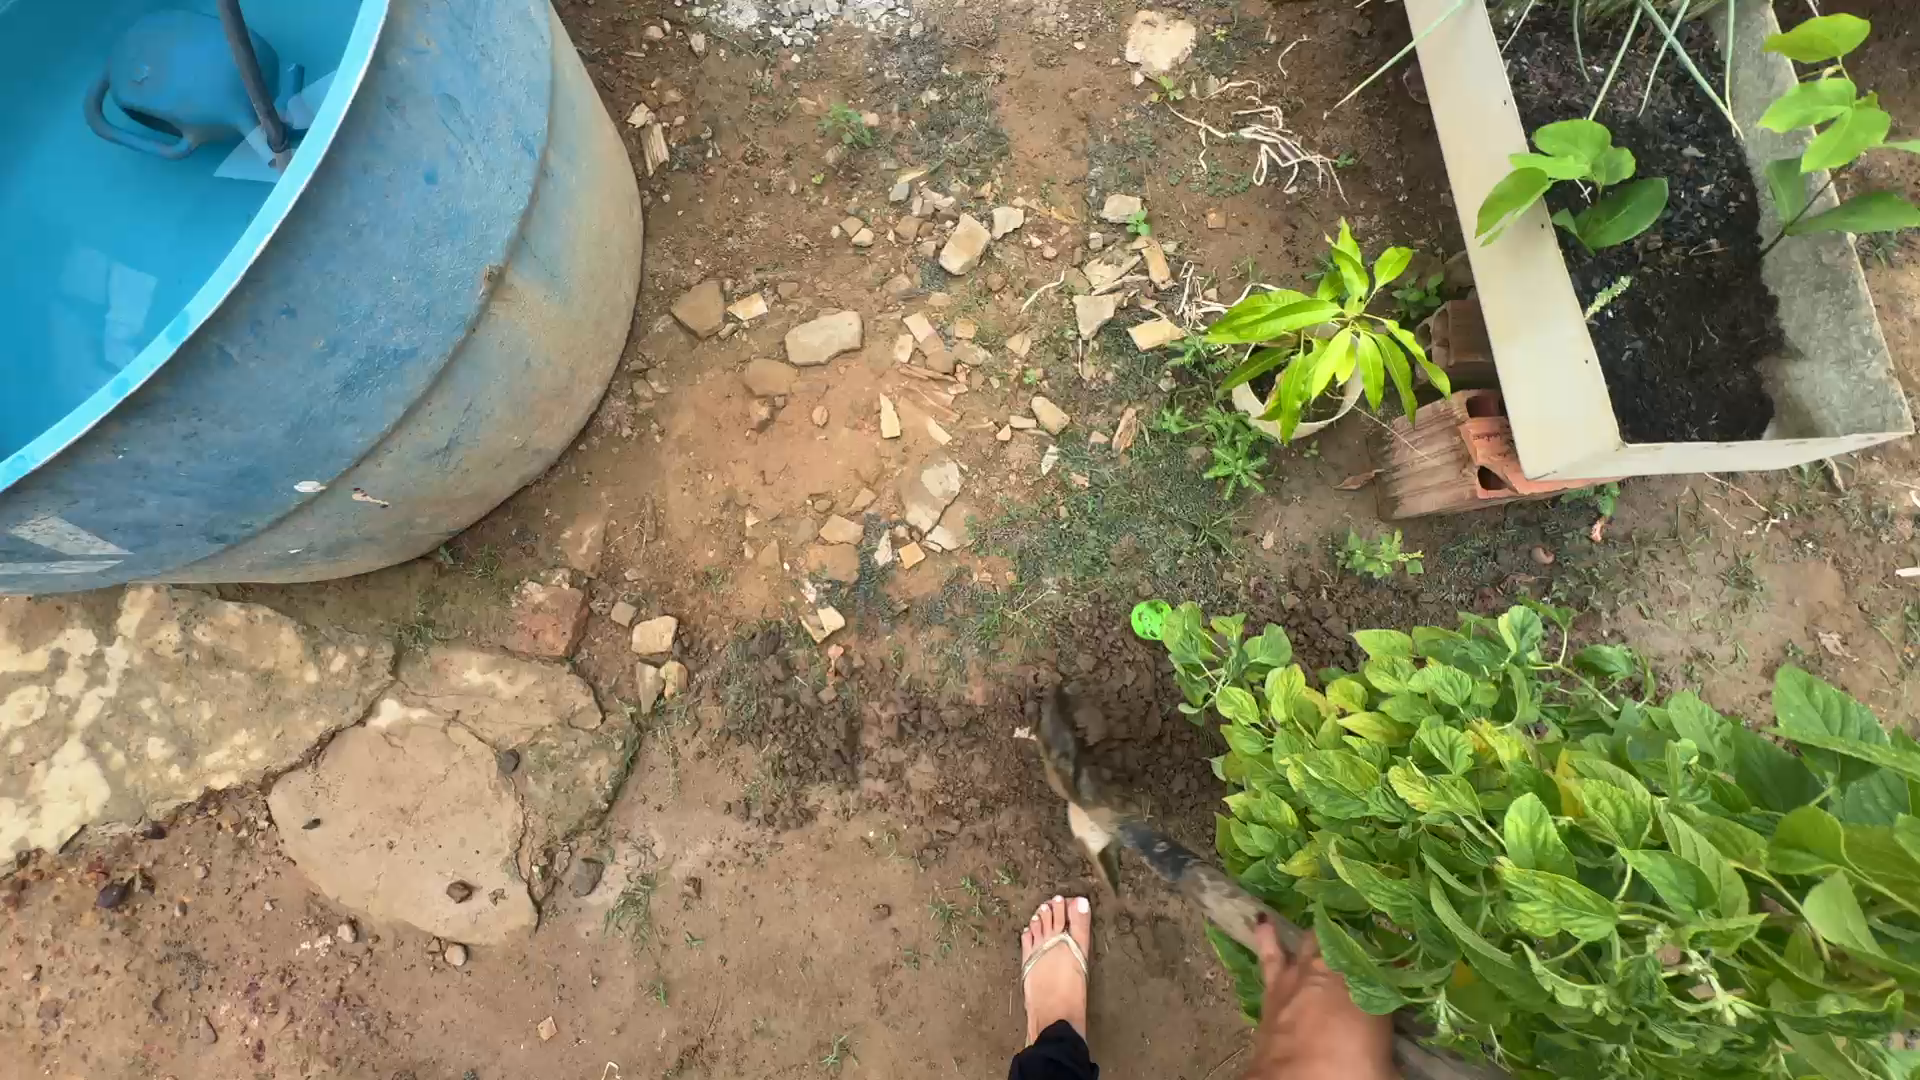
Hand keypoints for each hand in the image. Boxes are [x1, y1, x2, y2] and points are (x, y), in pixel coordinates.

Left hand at [1241, 915, 1395, 1079]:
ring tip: (1328, 929)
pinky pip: (1270, 951)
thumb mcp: (1387, 1068)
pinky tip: (1264, 919)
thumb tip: (1383, 1043)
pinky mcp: (1275, 982)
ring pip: (1314, 941)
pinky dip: (1267, 935)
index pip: (1386, 970)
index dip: (1393, 967)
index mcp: (1370, 991)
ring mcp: (1303, 973)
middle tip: (1365, 951)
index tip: (1399, 966)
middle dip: (1357, 947)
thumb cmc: (1352, 1076)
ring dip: (1321, 938)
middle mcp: (1337, 973)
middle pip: (1348, 947)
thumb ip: (1387, 1046)